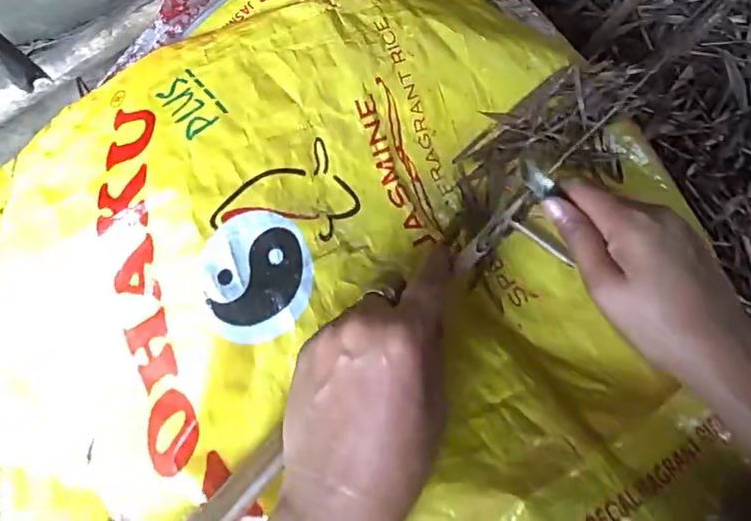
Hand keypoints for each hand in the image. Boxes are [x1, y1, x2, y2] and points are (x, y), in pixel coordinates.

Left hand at [276, 248, 449, 520]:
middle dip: (397, 313)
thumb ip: (433, 350)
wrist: (334, 499)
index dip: (438, 265)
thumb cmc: (399, 459)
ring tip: (365, 373)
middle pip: (388, 297)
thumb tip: (430, 316)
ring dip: (369, 330)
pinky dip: (345, 346)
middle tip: (397, 349)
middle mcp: (366, 322)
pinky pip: (336, 333)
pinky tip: (342, 383)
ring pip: (360, 315)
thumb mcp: (436, 406)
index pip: (427, 283)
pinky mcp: (307, 347)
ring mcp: (332, 333)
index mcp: (405, 337)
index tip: (443, 253)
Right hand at [542, 181, 750, 382]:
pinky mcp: (693, 238)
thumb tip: (552, 201)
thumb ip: (579, 240)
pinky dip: (636, 237)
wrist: (727, 354)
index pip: (583, 188)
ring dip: (613, 229)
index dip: (561, 195)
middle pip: (607, 199)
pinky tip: (643, 273)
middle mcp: (655, 210)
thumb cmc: (656, 327)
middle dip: (589, 218)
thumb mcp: (606, 289)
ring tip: (615, 273)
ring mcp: (678, 222)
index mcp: (630, 220)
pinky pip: (651, 224)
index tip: (549, 217)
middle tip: (585, 261)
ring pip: (630, 211)